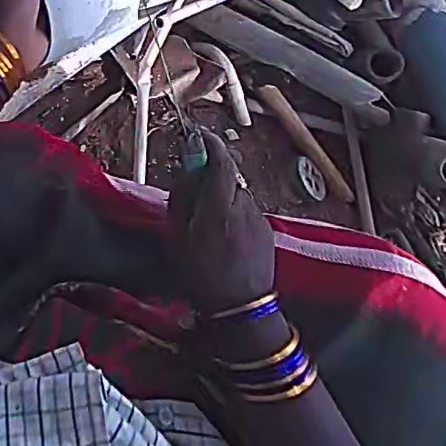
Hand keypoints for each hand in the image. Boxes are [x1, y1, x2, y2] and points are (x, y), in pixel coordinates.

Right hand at [168, 129, 275, 312]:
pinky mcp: (267, 232)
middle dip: (212, 174)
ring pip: (237, 194)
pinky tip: (223, 235)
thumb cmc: (202, 275)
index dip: (210, 143)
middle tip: (193, 187)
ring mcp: (258, 219)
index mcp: (220, 206)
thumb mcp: (178, 236)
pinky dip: (233, 212)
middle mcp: (244, 207)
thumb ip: (182, 197)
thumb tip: (186, 171)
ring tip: (206, 221)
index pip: (221, 160)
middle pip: (229, 176)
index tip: (198, 135)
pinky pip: (246, 211)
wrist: (240, 310)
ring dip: (222, 196)